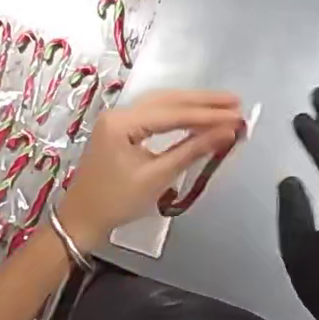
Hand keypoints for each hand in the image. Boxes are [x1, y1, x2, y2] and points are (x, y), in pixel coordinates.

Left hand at [57, 89, 242, 248]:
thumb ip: (192, 151)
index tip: (237, 115)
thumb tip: (226, 133)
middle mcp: (118, 113)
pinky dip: (176, 115)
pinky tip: (195, 117)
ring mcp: (117, 120)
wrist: (81, 219)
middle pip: (167, 100)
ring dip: (191, 105)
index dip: (208, 115)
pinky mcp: (119, 130)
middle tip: (236, 103)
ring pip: (160, 104)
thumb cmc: (116, 202)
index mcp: (122, 123)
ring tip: (223, 107)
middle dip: (202, 102)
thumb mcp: (157, 178)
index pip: (173, 113)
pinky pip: (153, 115)